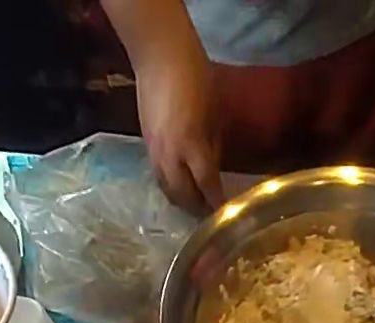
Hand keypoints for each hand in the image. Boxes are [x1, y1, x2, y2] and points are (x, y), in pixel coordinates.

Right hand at [134, 40, 222, 212]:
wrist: (158, 54)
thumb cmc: (195, 79)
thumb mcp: (214, 116)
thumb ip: (213, 149)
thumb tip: (214, 172)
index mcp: (192, 146)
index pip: (207, 186)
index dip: (218, 203)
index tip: (228, 214)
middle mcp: (171, 155)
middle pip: (184, 195)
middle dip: (198, 208)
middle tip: (211, 215)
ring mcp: (155, 151)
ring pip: (168, 190)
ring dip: (182, 202)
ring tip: (195, 206)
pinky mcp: (146, 145)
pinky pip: (159, 177)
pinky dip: (171, 188)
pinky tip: (180, 188)